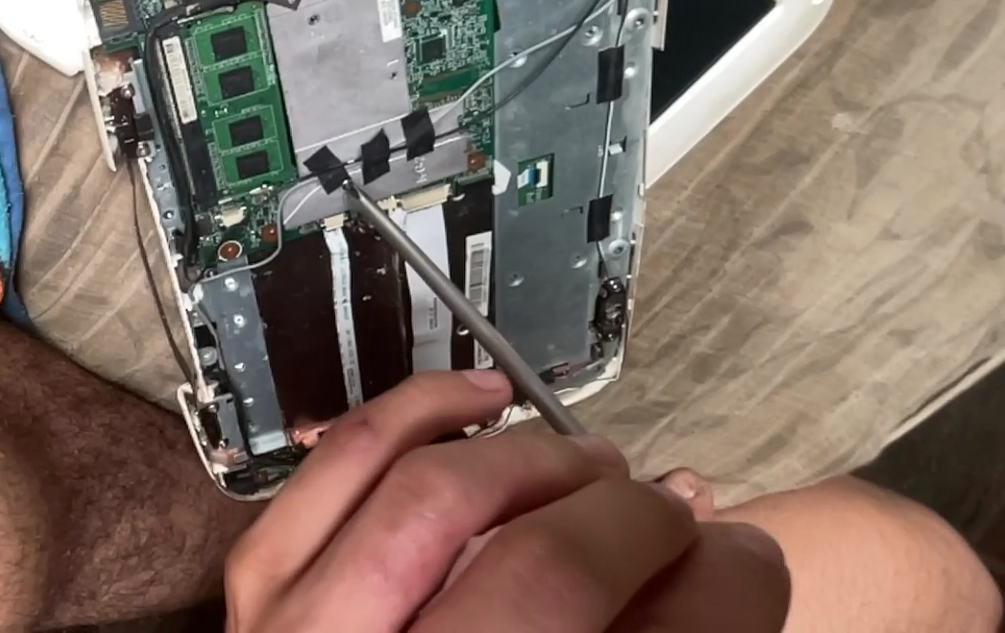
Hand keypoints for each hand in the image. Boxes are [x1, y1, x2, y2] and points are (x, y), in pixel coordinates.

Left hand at [224, 371, 790, 631]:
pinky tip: (480, 394)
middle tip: (664, 502)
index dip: (724, 595)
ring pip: (432, 489)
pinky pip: (347, 455)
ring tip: (586, 455)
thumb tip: (722, 551)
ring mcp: (299, 623)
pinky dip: (420, 408)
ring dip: (525, 458)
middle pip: (539, 572)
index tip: (747, 551)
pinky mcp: (257, 567)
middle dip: (625, 521)